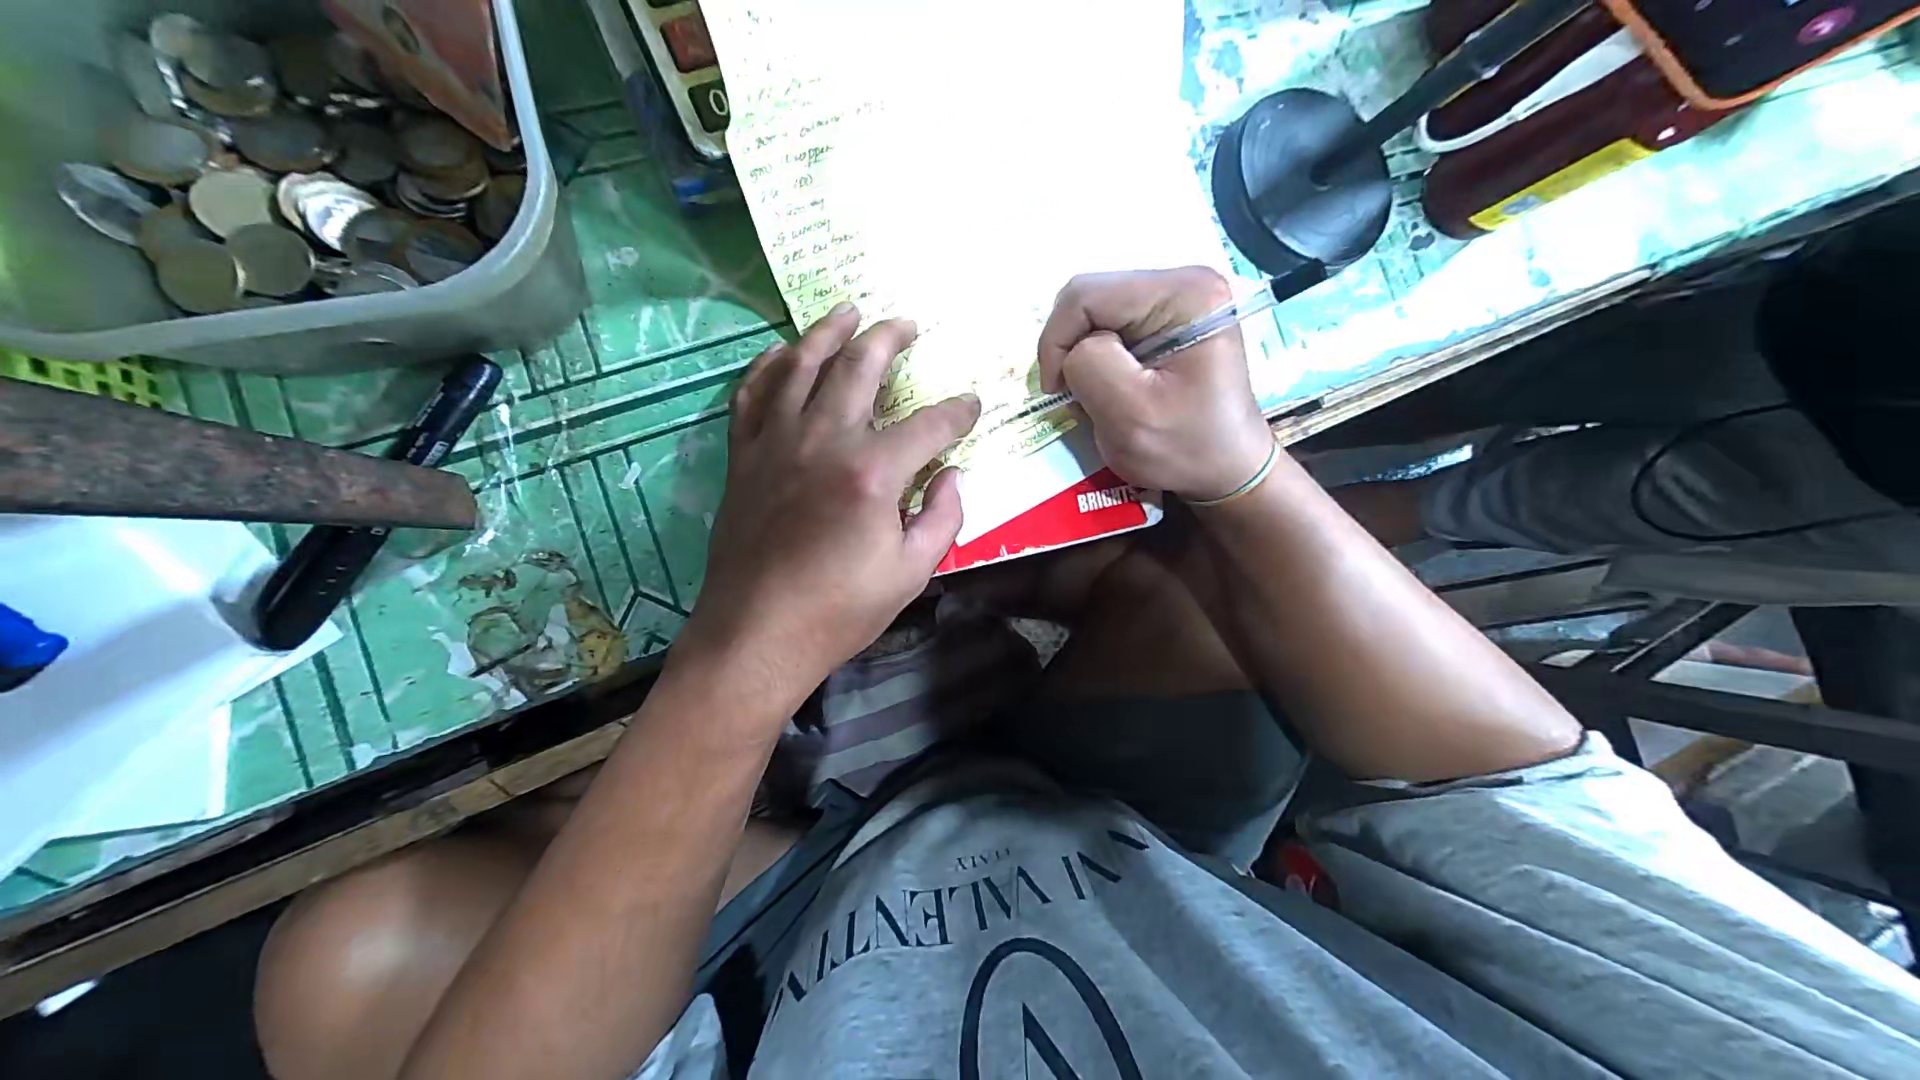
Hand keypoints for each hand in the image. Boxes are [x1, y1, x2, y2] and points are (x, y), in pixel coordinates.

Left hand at [676, 304, 980, 704]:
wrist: (756, 635)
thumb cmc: (839, 611)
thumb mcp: (912, 574)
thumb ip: (943, 518)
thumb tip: (952, 476)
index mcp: (873, 473)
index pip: (930, 424)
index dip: (958, 412)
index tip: (971, 406)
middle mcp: (824, 441)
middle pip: (860, 368)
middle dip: (890, 339)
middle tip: (907, 324)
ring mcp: (776, 443)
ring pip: (802, 365)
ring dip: (828, 332)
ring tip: (847, 311)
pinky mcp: (744, 456)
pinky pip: (753, 394)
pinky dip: (769, 366)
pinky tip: (783, 352)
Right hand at [1038, 268, 1273, 500]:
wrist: (1228, 469)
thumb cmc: (1186, 448)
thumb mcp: (1130, 415)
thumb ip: (1091, 366)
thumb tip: (1073, 348)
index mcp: (1184, 295)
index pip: (1085, 295)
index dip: (1056, 341)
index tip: (1057, 391)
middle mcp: (1183, 281)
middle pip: (1090, 297)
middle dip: (1070, 347)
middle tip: (1074, 393)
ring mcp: (1176, 298)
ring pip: (1095, 312)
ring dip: (1082, 354)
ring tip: (1096, 393)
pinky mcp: (1167, 318)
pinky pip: (1110, 325)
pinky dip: (1097, 358)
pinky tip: (1110, 385)